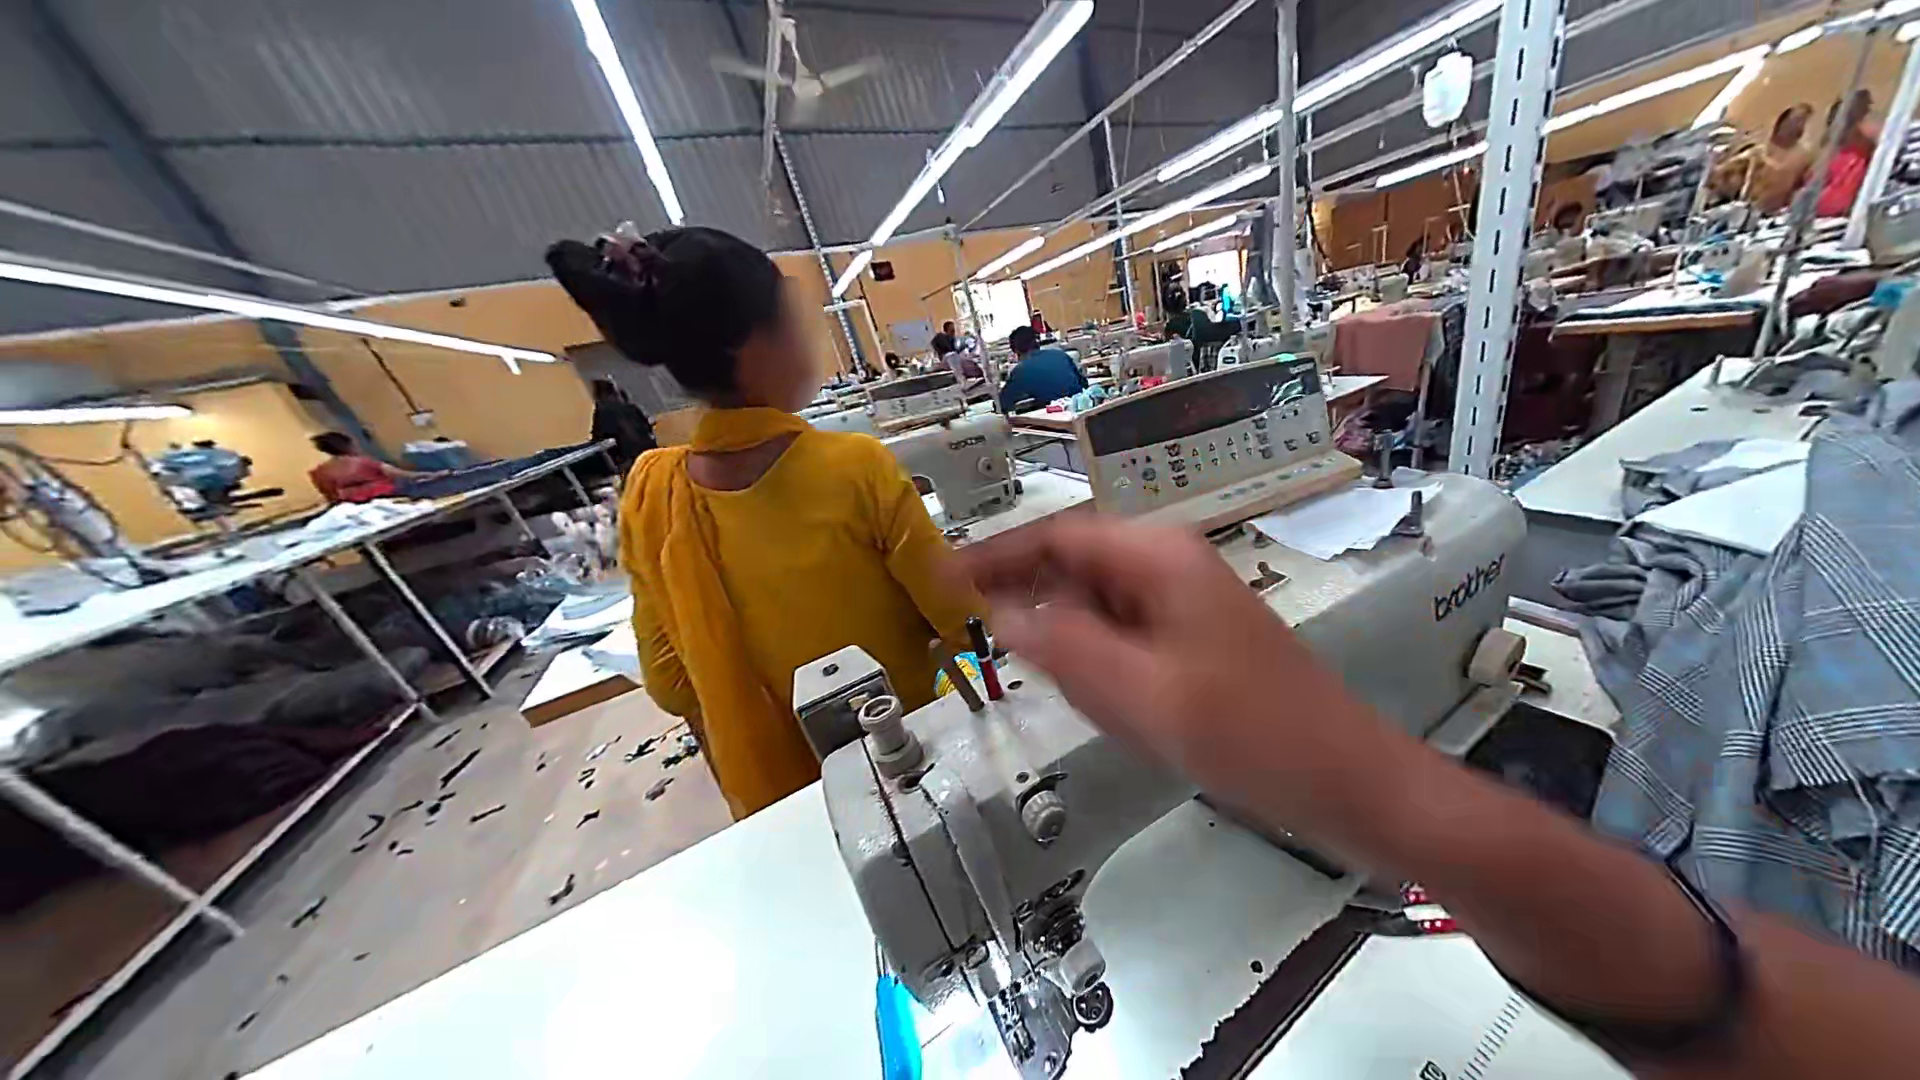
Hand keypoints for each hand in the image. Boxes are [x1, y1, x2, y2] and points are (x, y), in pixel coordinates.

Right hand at [956, 516, 1406, 845]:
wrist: (1347, 779)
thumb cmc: (1251, 733)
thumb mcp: (1144, 694)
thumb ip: (1065, 648)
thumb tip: (1002, 615)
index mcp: (1155, 556)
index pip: (1053, 537)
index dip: (993, 555)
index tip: (940, 577)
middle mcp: (1162, 563)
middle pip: (1070, 567)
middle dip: (1031, 605)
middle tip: (987, 640)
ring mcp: (1174, 598)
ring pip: (1091, 607)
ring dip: (1070, 647)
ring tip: (1081, 694)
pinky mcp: (1181, 633)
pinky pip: (1117, 636)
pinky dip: (1097, 665)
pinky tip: (1112, 704)